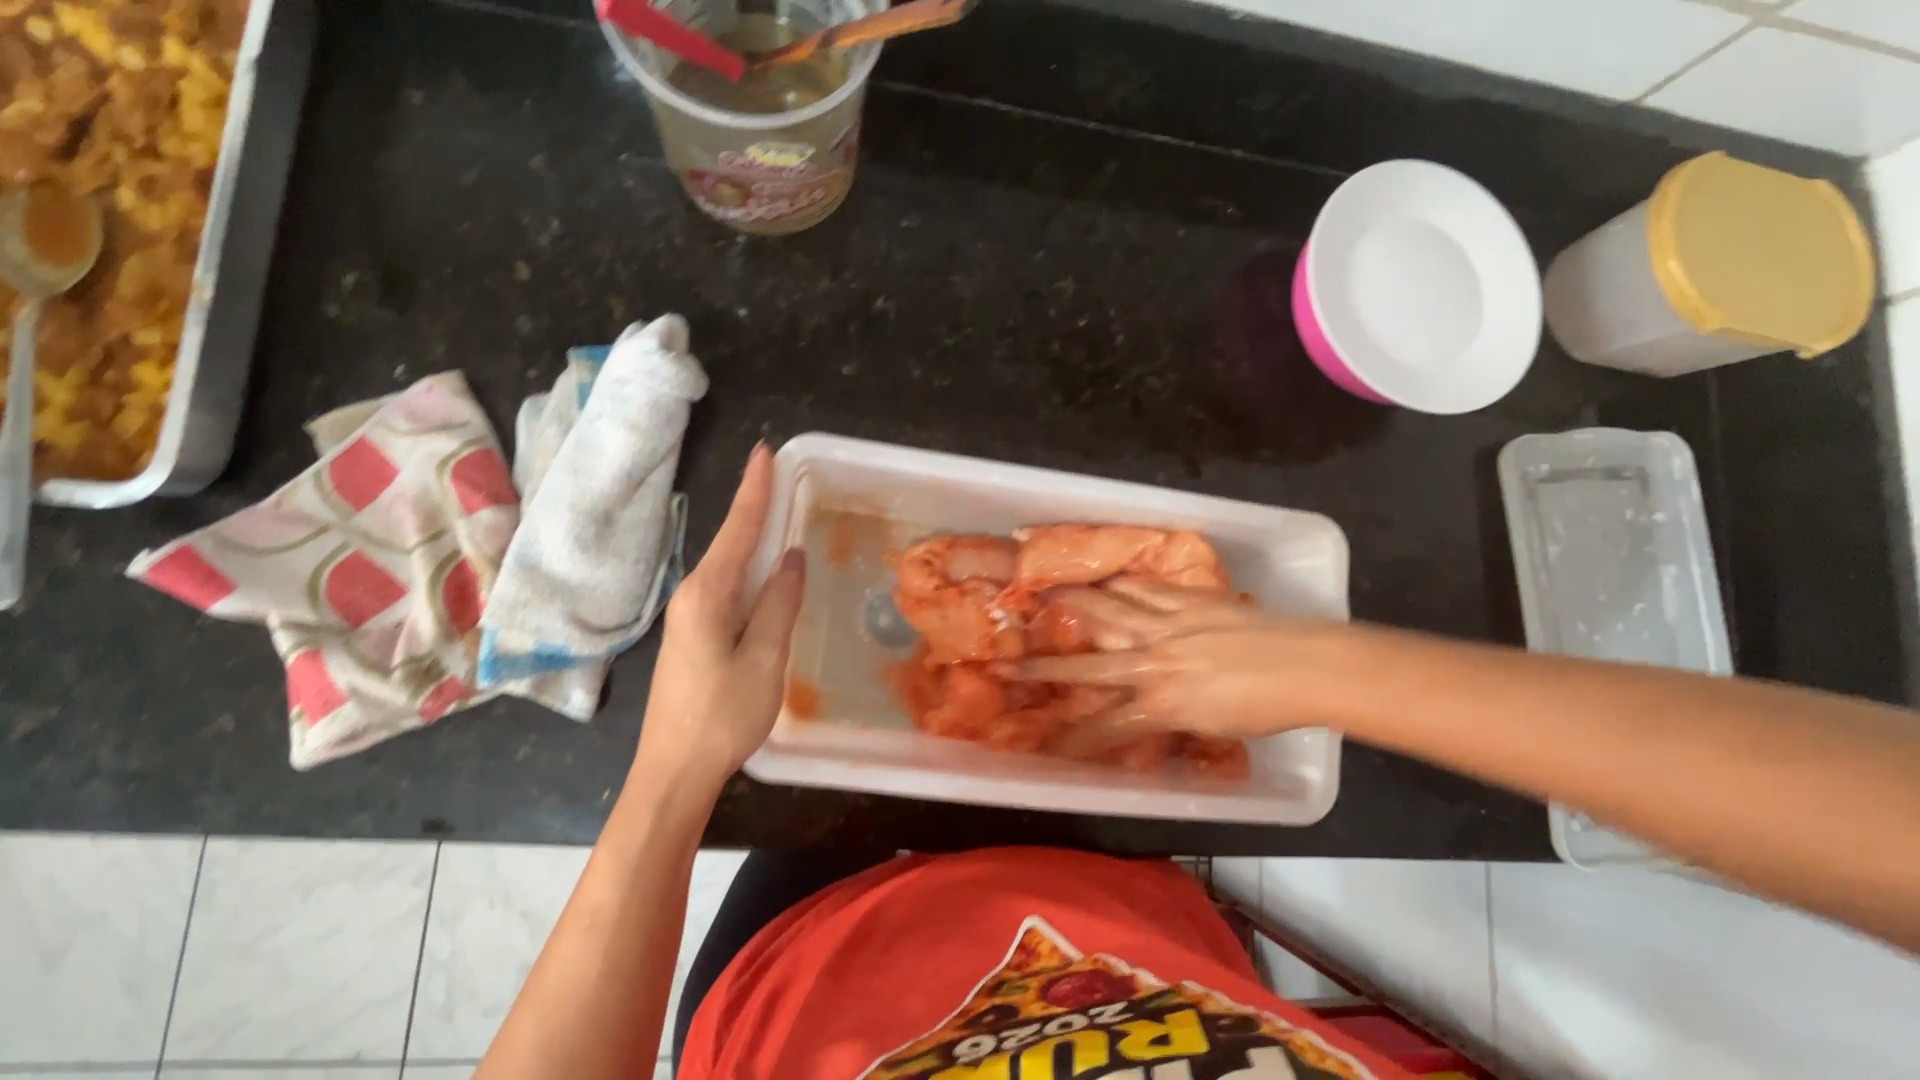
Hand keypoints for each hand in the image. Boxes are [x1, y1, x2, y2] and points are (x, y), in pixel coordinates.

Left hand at [634, 444, 804, 786]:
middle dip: (754, 508)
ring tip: (777, 514)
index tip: (764, 452)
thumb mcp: (764, 660)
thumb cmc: (721, 717)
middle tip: (777, 475)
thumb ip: (779, 604)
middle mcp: (691, 598)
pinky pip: (725, 592)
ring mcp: (688, 621)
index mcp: (706, 596)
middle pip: (729, 544)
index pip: (737, 530)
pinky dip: (748, 573)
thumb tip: (792, 557)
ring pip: (727, 569)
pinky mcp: (693, 640)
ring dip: (751, 540)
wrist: (673, 772)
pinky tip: (763, 575)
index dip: (754, 491)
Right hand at [1015, 578, 1340, 748]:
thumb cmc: (1266, 709)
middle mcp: (1154, 664)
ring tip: (1045, 596)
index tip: (1043, 745)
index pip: (1104, 728)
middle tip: (1006, 664)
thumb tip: (1148, 714)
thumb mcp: (1211, 727)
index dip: (1071, 740)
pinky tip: (1108, 580)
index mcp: (1162, 706)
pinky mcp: (1188, 602)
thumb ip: (1172, 719)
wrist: (1306, 667)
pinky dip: (1122, 586)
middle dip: (1044, 670)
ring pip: (1109, 615)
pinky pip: (1145, 590)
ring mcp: (1169, 627)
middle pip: (1088, 669)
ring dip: (1074, 607)